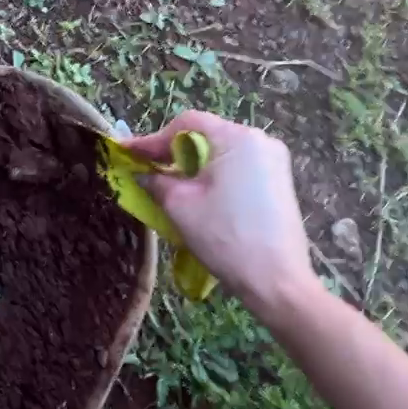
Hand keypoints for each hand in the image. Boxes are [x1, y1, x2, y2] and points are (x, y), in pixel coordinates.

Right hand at [125, 111, 318, 321]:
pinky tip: (200, 193)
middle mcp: (259, 140)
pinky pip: (238, 166)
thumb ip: (156, 181)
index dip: (153, 139)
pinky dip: (215, 175)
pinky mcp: (279, 181)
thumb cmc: (226, 238)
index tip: (128, 153)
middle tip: (147, 168)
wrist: (279, 284)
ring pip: (221, 151)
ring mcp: (273, 161)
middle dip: (173, 152)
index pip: (185, 124)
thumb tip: (142, 173)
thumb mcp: (180, 206)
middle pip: (205, 135)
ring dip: (193, 165)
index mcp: (236, 138)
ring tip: (170, 183)